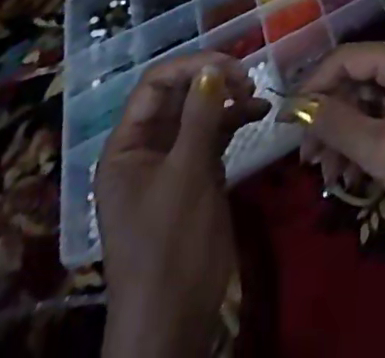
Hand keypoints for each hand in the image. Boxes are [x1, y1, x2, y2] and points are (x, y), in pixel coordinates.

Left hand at [96, 54, 269, 357]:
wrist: (174, 320)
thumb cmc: (170, 246)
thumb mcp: (185, 177)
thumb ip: (199, 119)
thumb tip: (213, 69)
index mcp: (126, 145)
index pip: (155, 86)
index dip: (191, 67)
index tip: (231, 64)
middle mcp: (147, 147)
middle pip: (177, 96)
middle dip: (211, 80)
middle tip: (248, 78)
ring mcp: (173, 163)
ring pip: (198, 115)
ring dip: (226, 99)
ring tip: (256, 92)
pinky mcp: (197, 177)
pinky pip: (213, 137)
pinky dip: (234, 123)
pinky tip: (258, 112)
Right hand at [282, 41, 384, 227]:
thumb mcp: (378, 150)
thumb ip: (334, 123)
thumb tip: (295, 108)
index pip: (344, 59)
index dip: (313, 87)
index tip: (290, 120)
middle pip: (351, 79)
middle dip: (327, 120)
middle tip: (306, 157)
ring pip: (360, 98)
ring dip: (341, 135)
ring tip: (325, 174)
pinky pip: (376, 110)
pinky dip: (360, 138)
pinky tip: (347, 173)